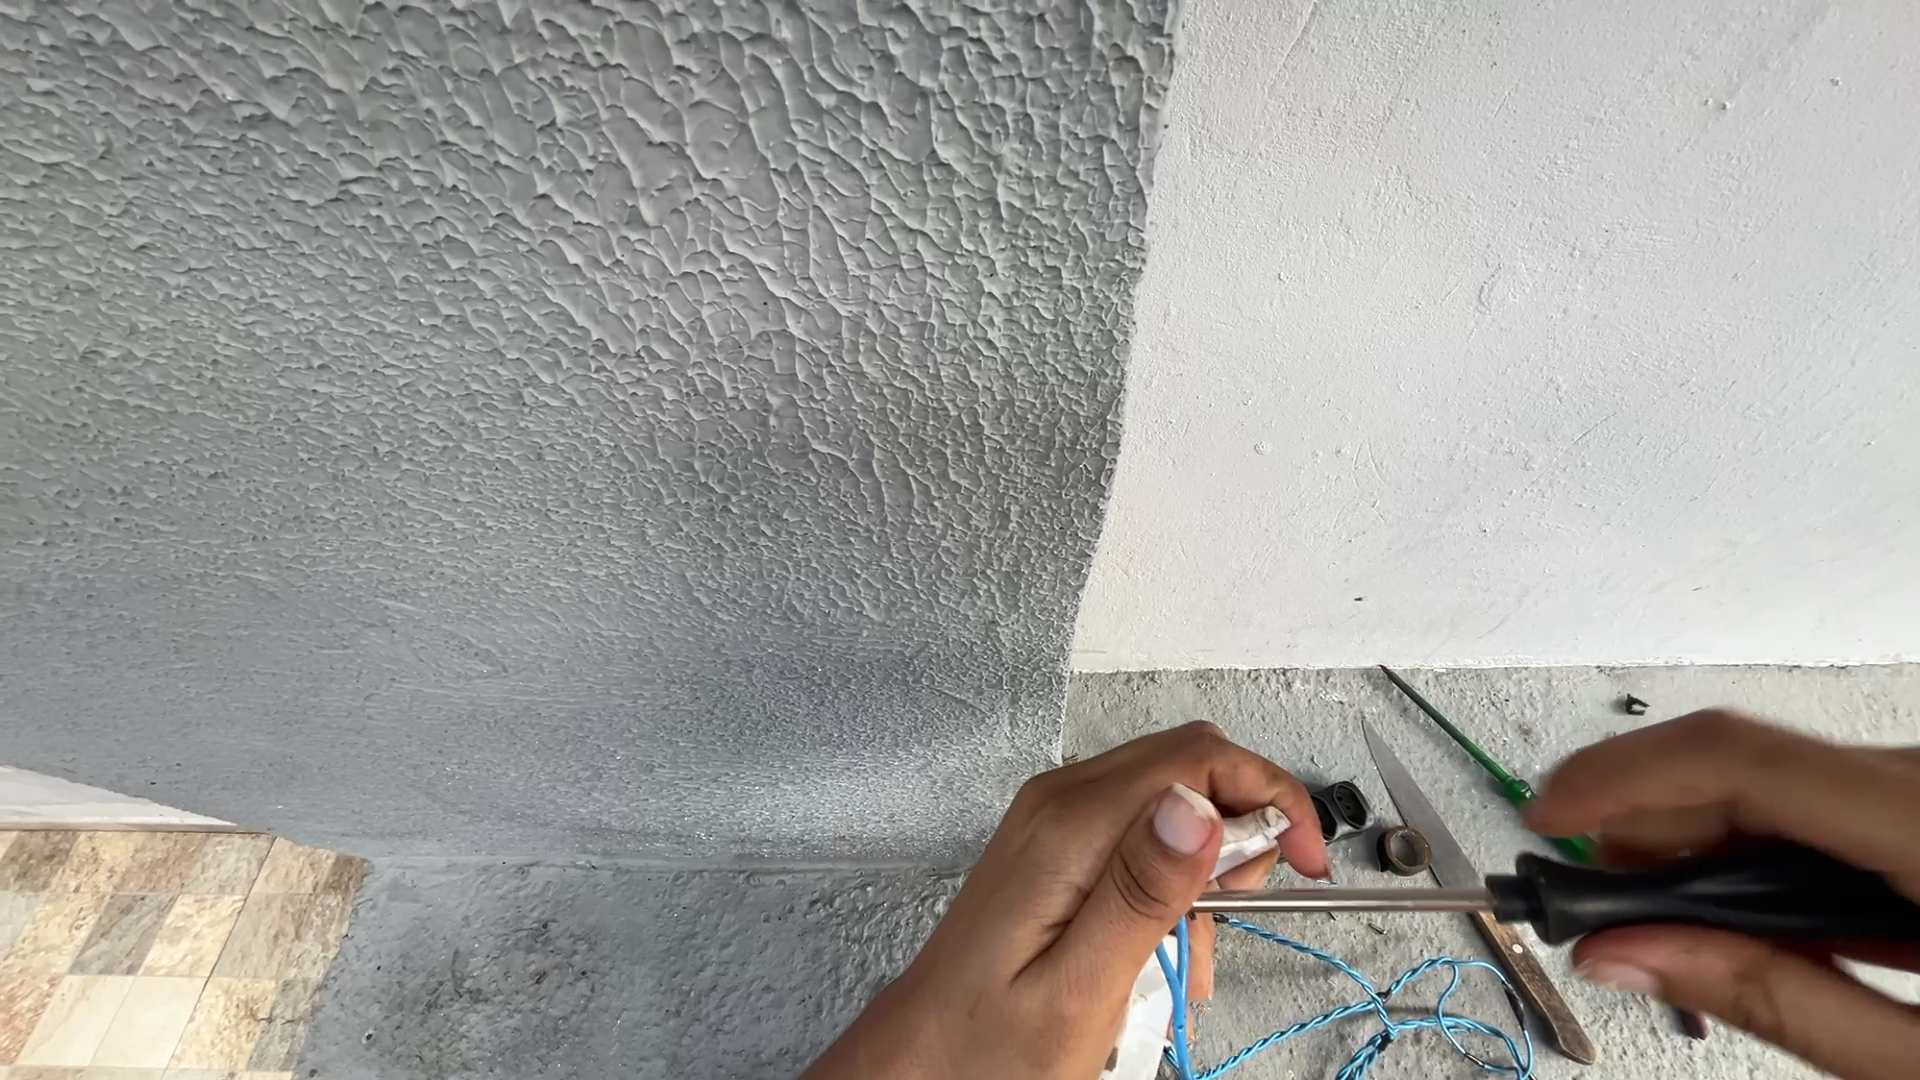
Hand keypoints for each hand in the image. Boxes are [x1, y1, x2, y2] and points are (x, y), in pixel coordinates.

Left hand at [801, 722, 1328, 1079]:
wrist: (926, 1048)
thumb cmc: (994, 1039)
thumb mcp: (1082, 985)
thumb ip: (1142, 890)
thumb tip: (1198, 804)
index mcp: (1072, 822)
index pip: (1194, 756)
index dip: (1266, 793)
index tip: (1304, 860)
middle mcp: (1063, 797)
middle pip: (1185, 764)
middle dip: (1239, 827)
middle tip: (1236, 911)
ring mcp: (1058, 813)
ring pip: (1169, 797)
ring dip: (1206, 866)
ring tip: (1188, 950)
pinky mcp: (1060, 837)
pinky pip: (1140, 830)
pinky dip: (1172, 877)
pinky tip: (1160, 943)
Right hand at [1527, 710, 1919, 1079]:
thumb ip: (1781, 1004)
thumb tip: (1619, 957)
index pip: (1735, 756)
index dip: (1616, 777)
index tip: (1547, 821)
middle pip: (1740, 763)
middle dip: (1647, 822)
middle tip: (1608, 903)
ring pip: (1771, 776)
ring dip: (1698, 836)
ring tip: (1682, 918)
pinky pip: (1818, 797)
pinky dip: (1757, 845)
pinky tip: (1762, 909)